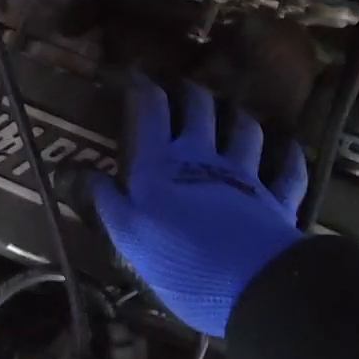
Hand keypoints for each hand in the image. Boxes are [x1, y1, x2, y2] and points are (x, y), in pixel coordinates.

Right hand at [91, 73, 307, 336]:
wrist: (254, 286)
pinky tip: (288, 148)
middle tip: (183, 87)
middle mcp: (203, 156)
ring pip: (245, 131)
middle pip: (198, 109)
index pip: (149, 108)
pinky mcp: (278, 201)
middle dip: (190, 92)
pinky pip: (288, 171)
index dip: (141, 85)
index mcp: (160, 162)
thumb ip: (101, 199)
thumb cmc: (179, 259)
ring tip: (232, 111)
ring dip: (237, 116)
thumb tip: (70, 169)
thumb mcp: (125, 234)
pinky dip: (288, 157)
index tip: (134, 71)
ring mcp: (245, 176)